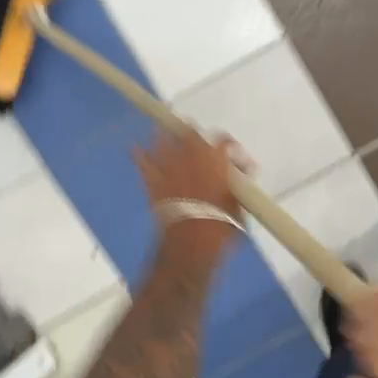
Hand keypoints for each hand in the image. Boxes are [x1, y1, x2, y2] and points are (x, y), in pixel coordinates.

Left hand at [133, 127, 241, 246]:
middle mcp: (192, 158)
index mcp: (216, 162)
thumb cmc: (220, 228)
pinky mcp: (153, 182)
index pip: (224, 141)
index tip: (234, 154)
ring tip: (165, 130)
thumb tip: (241, 176)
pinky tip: (135, 148)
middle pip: (191, 133)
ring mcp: (169, 169)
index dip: (230, 144)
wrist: (189, 246)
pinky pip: (142, 162)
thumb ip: (238, 187)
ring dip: (166, 134)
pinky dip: (139, 154)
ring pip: (164, 140)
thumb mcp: (239, 207)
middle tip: (198, 139)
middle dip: (195, 133)